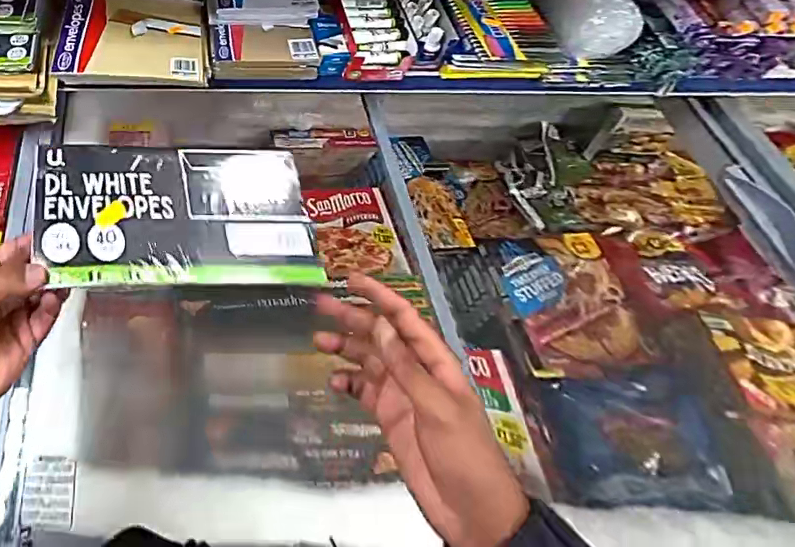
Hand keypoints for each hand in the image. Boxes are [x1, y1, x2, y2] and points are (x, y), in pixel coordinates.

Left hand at [0, 234, 67, 421]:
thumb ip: (7, 282)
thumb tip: (39, 270)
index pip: (14, 251)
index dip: (32, 242)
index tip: (54, 234)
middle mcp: (5, 292)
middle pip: (34, 270)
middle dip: (50, 262)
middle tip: (66, 256)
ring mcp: (17, 314)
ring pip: (44, 291)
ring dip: (55, 283)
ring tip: (63, 277)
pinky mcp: (27, 337)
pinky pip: (46, 317)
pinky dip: (53, 307)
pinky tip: (53, 300)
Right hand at [315, 273, 529, 546]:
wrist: (475, 515)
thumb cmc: (466, 455)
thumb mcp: (438, 408)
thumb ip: (407, 368)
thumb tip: (381, 326)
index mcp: (434, 361)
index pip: (404, 318)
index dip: (379, 296)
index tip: (352, 279)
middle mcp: (415, 371)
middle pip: (380, 335)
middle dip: (352, 318)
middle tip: (322, 305)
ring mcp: (401, 394)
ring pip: (367, 360)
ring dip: (345, 348)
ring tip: (319, 341)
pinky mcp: (389, 417)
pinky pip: (363, 391)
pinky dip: (347, 383)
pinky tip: (333, 382)